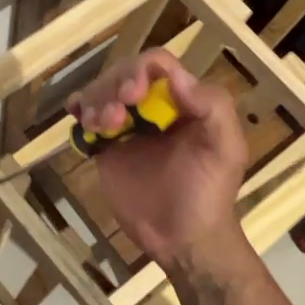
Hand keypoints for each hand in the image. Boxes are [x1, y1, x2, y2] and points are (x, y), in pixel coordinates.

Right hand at [68, 49, 249, 275]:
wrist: (183, 239)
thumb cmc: (210, 193)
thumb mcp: (226, 149)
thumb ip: (212, 107)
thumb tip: (176, 76)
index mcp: (185, 99)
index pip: (156, 64)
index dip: (138, 70)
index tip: (130, 96)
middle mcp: (154, 105)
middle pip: (122, 73)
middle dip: (110, 88)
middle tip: (111, 120)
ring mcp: (127, 125)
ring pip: (101, 92)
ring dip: (94, 101)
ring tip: (98, 128)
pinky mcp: (106, 147)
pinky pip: (87, 118)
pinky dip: (79, 111)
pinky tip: (79, 121)